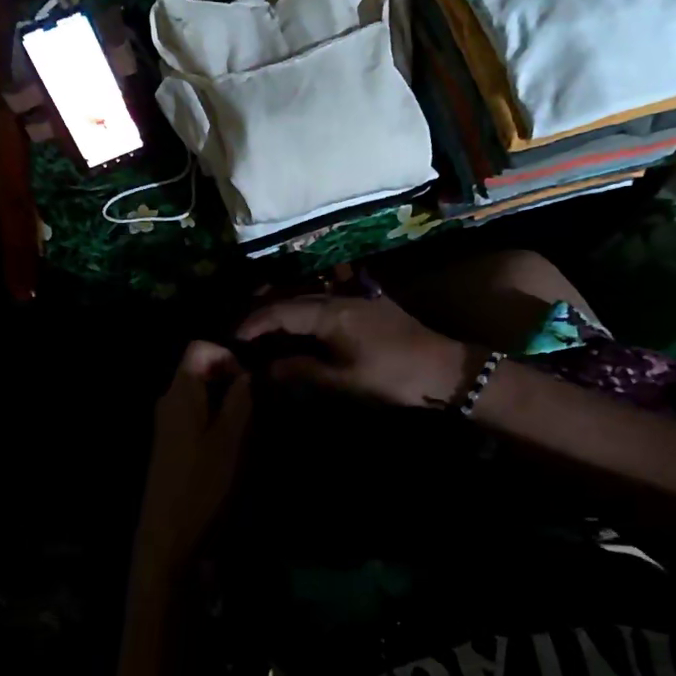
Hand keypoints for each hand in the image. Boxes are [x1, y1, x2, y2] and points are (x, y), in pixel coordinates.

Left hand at [140, 342, 252, 566]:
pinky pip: (196, 415)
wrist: (170, 536)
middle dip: (230, 378)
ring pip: (200, 394)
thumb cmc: (203, 484)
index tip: (251, 378)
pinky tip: (235, 442)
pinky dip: (216, 419)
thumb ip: (241, 398)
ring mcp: (168, 423)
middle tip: (259, 401)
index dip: (228, 354)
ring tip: (252, 422)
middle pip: (199, 369)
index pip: (199, 348)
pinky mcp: (172, 444)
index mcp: (179, 391)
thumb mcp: (232, 438)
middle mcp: (169, 400)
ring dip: (226, 401)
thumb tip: (247, 372)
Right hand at [237, 296, 476, 408]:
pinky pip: (325, 297)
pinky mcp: (366, 302)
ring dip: (282, 306)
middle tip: (241, 330)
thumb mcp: (342, 381)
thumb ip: (300, 371)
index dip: (252, 324)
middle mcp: (338, 296)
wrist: (443, 369)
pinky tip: (301, 318)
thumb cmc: (391, 377)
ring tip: (264, 324)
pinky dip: (304, 306)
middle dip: (261, 311)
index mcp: (329, 313)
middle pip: (290, 297)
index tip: (232, 338)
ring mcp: (354, 296)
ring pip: (307, 294)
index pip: (279, 312)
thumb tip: (265, 368)